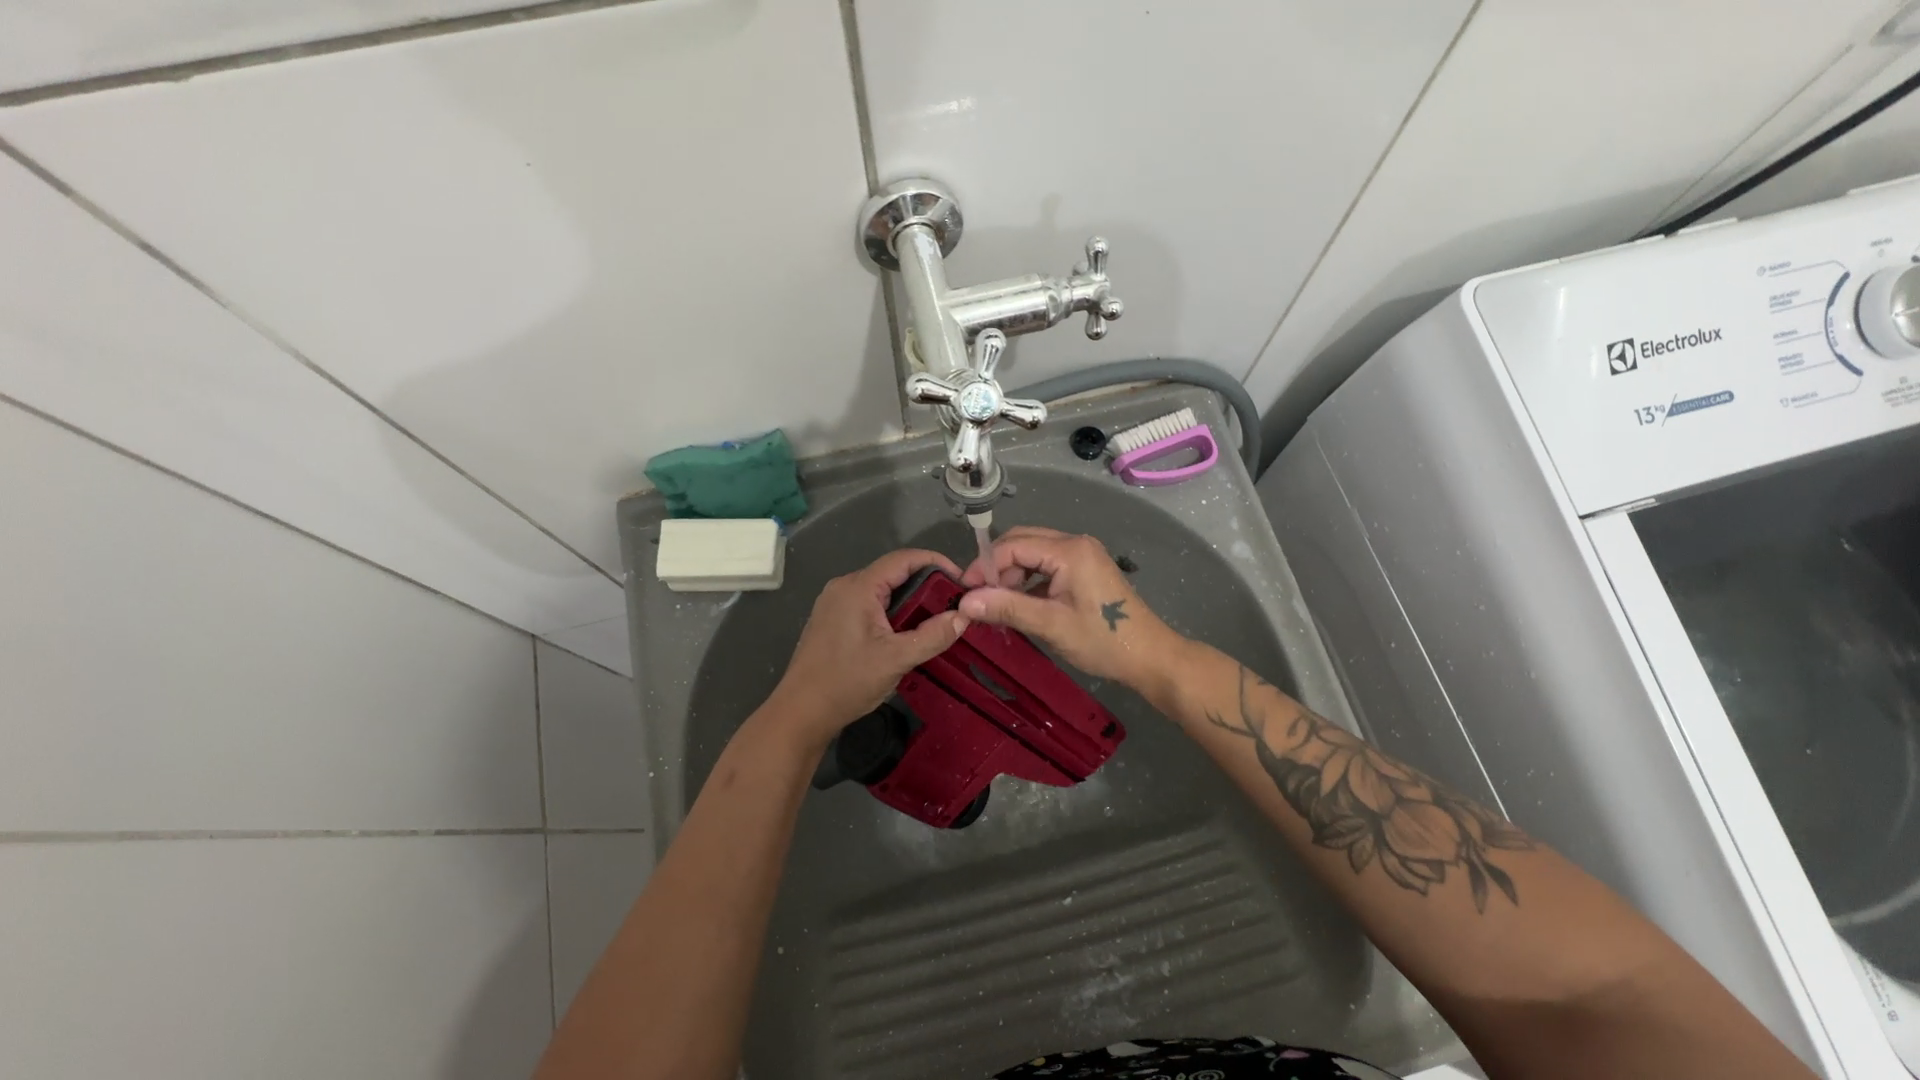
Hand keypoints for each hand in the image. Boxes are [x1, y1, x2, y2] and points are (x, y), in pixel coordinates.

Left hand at [766, 549, 970, 749]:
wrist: (801, 712)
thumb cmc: (847, 682)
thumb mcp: (897, 659)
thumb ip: (932, 636)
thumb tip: (964, 617)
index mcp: (858, 588)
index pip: (903, 559)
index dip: (936, 562)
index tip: (961, 580)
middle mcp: (844, 587)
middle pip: (892, 573)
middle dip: (926, 584)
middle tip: (953, 604)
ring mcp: (834, 603)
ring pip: (880, 591)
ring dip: (909, 600)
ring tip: (936, 619)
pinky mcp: (831, 620)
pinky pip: (868, 605)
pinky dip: (891, 612)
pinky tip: (905, 633)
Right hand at [958, 526, 1185, 689]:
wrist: (1150, 656)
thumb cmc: (1102, 641)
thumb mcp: (1050, 625)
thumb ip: (1007, 607)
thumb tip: (965, 601)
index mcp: (1069, 550)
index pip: (1013, 545)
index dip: (985, 566)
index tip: (965, 592)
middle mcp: (1076, 543)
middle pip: (1022, 542)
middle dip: (997, 567)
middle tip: (980, 598)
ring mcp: (1083, 555)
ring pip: (1034, 553)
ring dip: (1012, 575)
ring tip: (998, 605)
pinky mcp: (1086, 569)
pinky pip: (1048, 565)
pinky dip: (1029, 581)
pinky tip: (1020, 605)